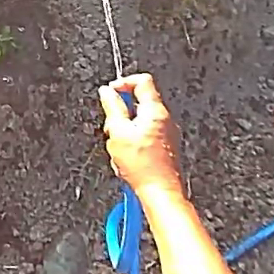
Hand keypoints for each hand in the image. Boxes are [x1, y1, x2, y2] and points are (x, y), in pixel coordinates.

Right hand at [99, 73, 181, 197]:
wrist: (160, 193)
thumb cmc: (142, 166)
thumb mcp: (118, 132)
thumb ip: (112, 107)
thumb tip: (106, 91)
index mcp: (155, 110)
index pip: (142, 81)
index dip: (123, 83)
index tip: (110, 94)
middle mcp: (164, 119)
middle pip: (139, 102)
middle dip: (121, 113)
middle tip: (113, 128)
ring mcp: (166, 134)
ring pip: (139, 121)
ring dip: (125, 131)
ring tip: (120, 148)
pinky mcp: (165, 148)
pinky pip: (145, 136)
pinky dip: (133, 142)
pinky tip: (127, 158)